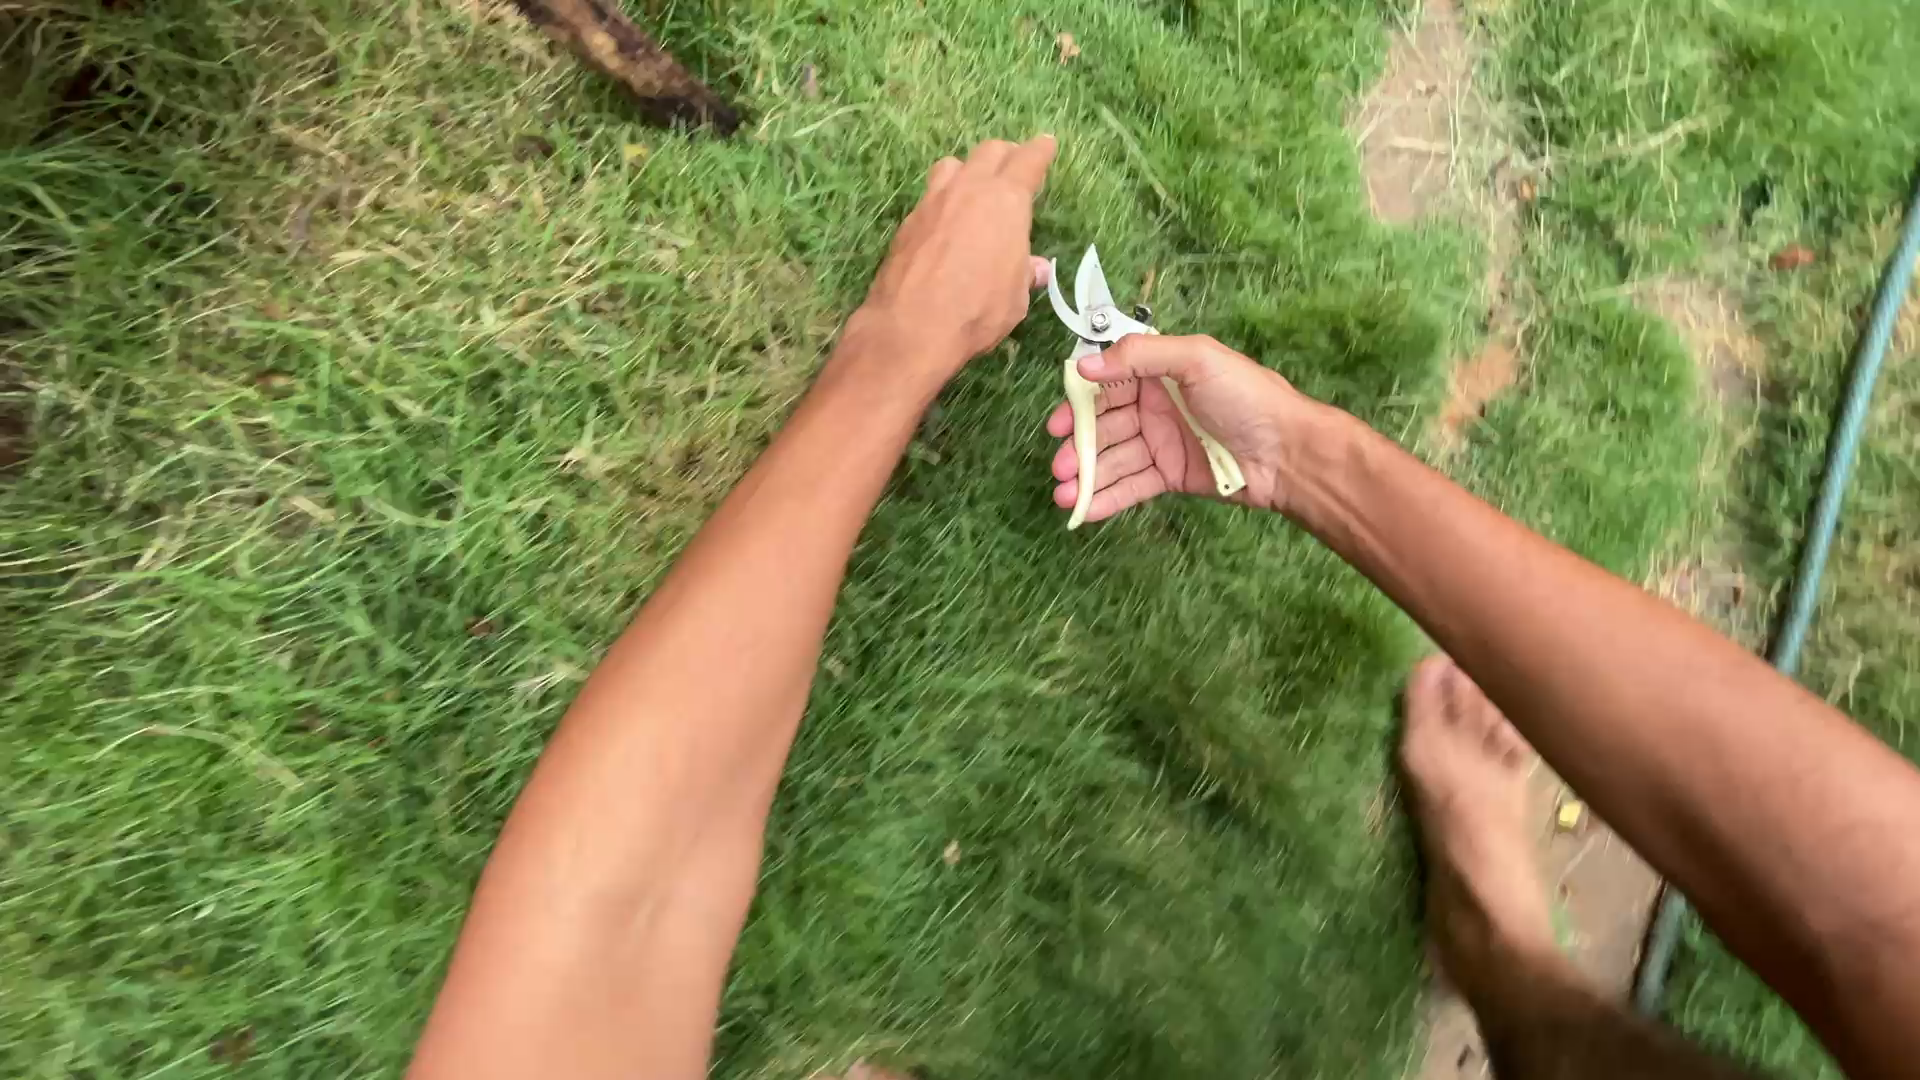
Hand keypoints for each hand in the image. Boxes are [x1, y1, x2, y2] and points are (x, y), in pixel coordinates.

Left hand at [844, 136, 1057, 380]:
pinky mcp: (907, 224)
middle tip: (1013, 168)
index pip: (1028, 162)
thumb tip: (1036, 268)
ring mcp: (933, 203)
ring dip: (967, 172)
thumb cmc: (977, 312)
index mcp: (1005, 202)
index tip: (1046, 145)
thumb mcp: (1014, 299)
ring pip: (952, 166)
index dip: (1040, 152)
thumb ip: (1023, 275)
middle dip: (1005, 156)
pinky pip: (929, 199)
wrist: (912, 327)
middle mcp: (968, 190)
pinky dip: (942, 203)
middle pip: (989, 152)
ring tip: (972, 190)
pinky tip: (944, 225)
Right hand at [1044, 333, 1309, 521]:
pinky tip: (1083, 510)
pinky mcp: (1169, 476)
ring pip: (1113, 460)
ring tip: (1064, 496)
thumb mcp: (1197, 359)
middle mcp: (1154, 407)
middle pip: (1104, 428)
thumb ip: (1140, 355)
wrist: (1288, 452)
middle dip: (1079, 448)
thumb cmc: (1246, 397)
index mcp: (1158, 374)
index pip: (1106, 387)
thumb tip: (1085, 365)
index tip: (1056, 425)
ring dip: (1087, 477)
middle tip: (1061, 467)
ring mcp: (1160, 444)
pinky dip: (1106, 499)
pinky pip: (1131, 486)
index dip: (1077, 405)